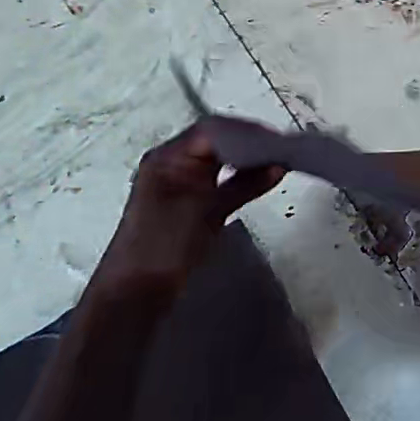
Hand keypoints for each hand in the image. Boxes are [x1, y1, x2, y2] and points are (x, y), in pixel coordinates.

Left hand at [87, 121, 284, 307]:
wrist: (137, 290)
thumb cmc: (165, 246)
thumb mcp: (207, 211)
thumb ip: (244, 185)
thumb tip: (279, 165)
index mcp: (168, 158)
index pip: (212, 130)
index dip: (246, 131)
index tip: (276, 140)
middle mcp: (174, 163)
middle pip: (217, 140)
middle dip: (250, 142)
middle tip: (282, 149)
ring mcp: (182, 181)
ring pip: (221, 157)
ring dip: (249, 158)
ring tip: (279, 160)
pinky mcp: (192, 199)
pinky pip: (221, 177)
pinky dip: (242, 175)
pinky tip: (263, 177)